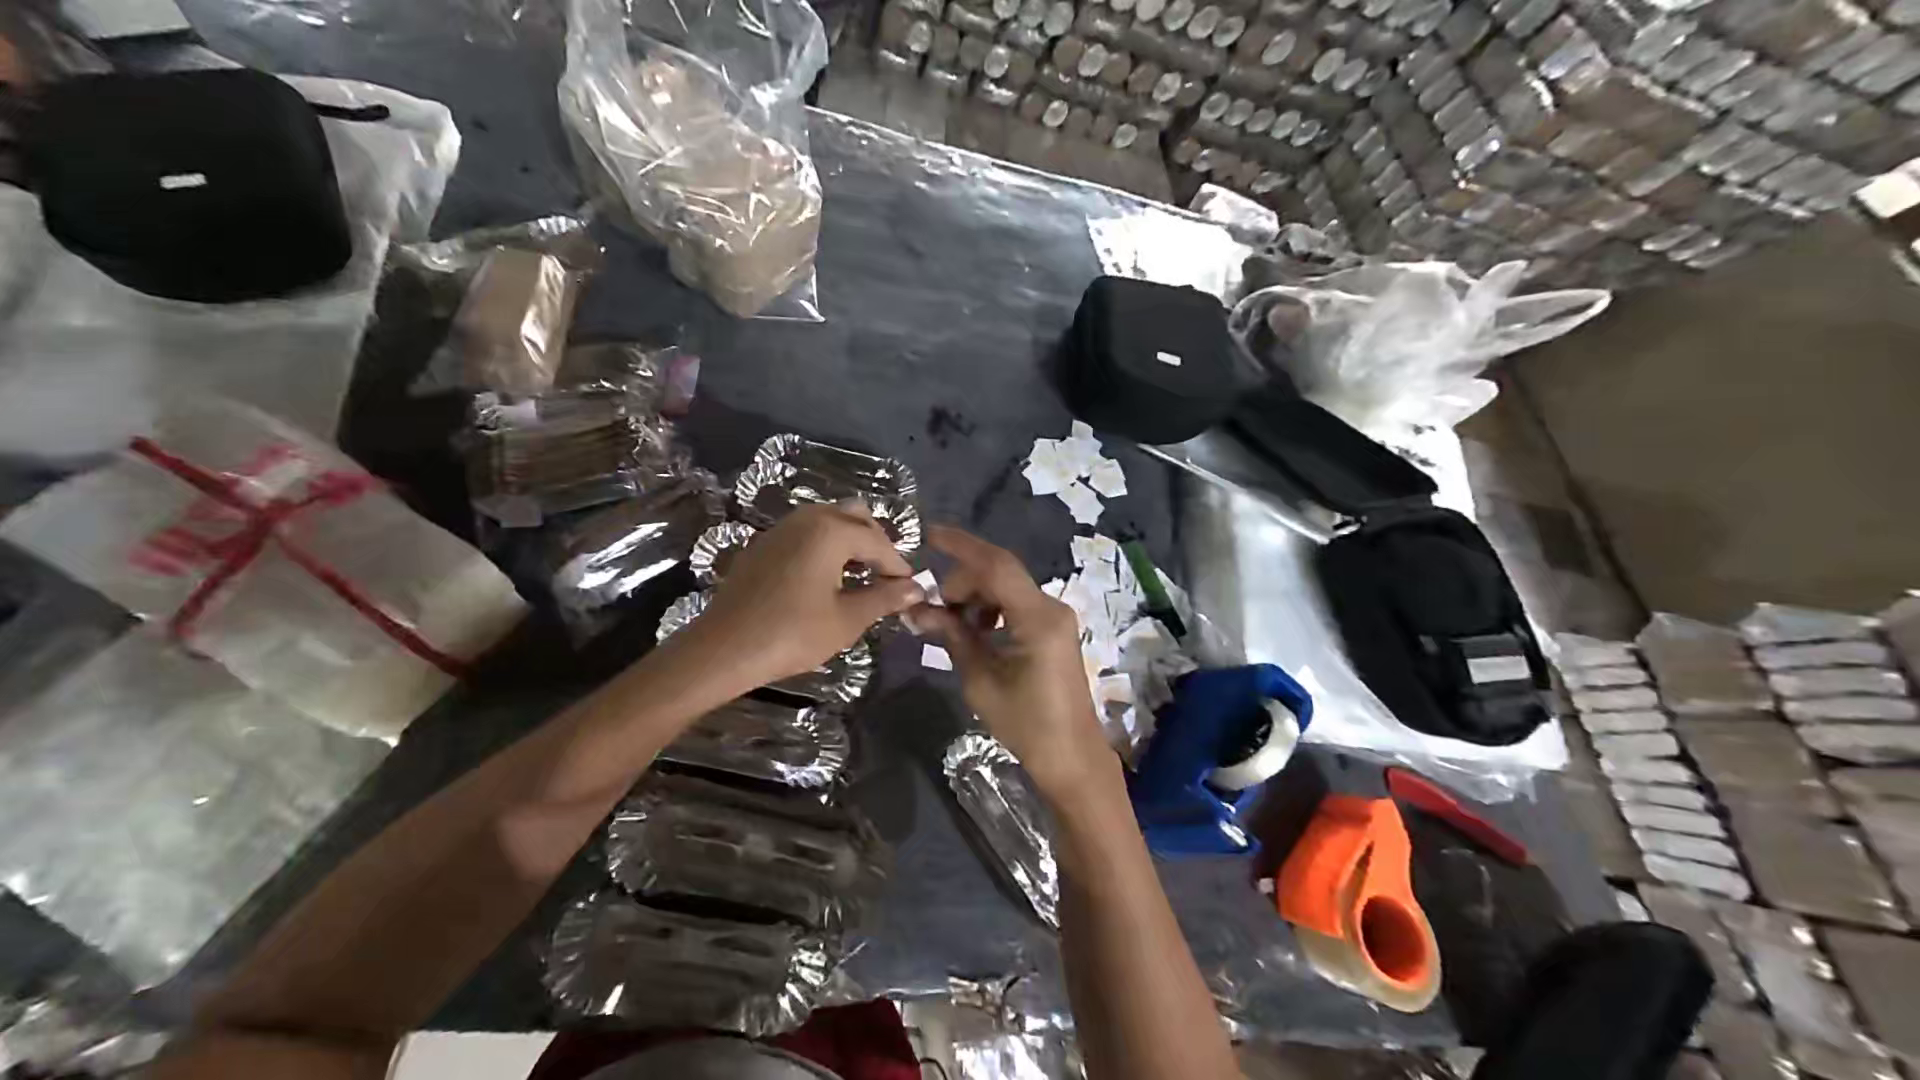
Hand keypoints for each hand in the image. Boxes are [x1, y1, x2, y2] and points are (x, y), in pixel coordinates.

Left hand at [685, 501, 922, 691]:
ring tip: (861, 576)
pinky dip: (824, 547)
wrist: (724, 649)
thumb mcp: (847, 619)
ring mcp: (781, 529)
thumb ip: (885, 598)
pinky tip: (826, 579)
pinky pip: (805, 534)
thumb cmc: (792, 633)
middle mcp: (807, 518)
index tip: (911, 588)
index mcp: (831, 530)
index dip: (898, 565)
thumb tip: (916, 588)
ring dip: (850, 542)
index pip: (878, 541)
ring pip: (827, 521)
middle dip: (876, 542)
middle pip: (854, 517)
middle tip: (887, 576)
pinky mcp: (763, 545)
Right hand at [910, 526, 1116, 804]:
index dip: (961, 546)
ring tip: (953, 624)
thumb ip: (951, 636)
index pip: (996, 565)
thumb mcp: (979, 679)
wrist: (1070, 755)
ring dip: (976, 595)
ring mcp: (1056, 617)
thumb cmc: (1024, 724)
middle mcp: (1051, 607)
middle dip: (962, 581)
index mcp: (1037, 618)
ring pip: (1007, 586)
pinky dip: (992, 608)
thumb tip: (917, 609)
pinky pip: (1017, 603)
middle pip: (1000, 573)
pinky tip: (976, 632)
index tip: (930, 533)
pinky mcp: (1053, 628)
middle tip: (935, 608)